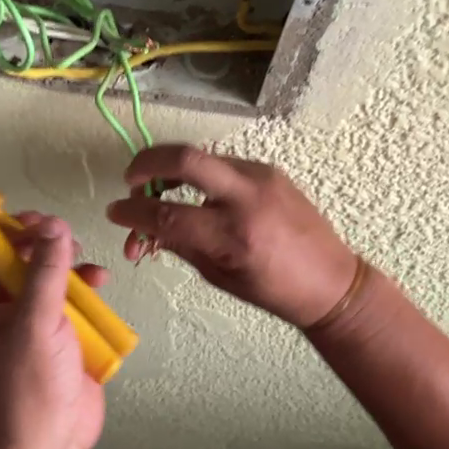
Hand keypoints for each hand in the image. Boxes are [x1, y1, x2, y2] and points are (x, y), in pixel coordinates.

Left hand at [0, 212, 106, 448]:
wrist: (50, 445)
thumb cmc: (30, 385)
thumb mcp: (34, 322)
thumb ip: (45, 273)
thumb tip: (54, 225)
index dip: (18, 233)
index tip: (41, 219)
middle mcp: (12, 310)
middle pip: (32, 262)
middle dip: (51, 248)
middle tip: (69, 238)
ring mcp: (41, 325)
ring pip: (58, 281)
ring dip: (74, 270)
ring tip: (91, 270)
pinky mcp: (68, 340)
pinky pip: (78, 305)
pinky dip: (89, 294)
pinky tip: (101, 287)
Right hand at [106, 145, 361, 331]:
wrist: (333, 282)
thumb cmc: (274, 290)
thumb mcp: (219, 276)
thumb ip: (178, 245)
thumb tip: (141, 230)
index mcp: (234, 237)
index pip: (168, 214)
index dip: (134, 212)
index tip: (116, 212)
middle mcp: (248, 199)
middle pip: (186, 159)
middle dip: (147, 163)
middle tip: (130, 179)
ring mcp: (262, 178)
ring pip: (203, 158)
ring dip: (171, 170)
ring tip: (157, 190)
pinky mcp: (268, 170)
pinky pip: (222, 165)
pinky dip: (199, 177)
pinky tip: (196, 196)